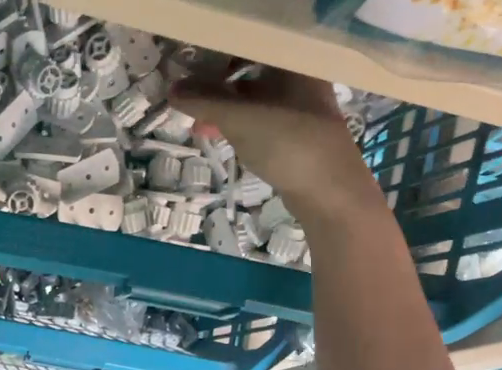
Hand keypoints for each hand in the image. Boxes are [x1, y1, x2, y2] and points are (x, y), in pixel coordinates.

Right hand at [173, 69, 379, 224]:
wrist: (328, 192)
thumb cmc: (289, 144)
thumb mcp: (241, 119)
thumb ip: (206, 102)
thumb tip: (172, 90)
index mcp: (295, 60)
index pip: (250, 45)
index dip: (218, 56)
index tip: (192, 71)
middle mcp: (301, 77)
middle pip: (251, 72)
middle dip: (217, 87)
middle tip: (190, 100)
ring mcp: (300, 107)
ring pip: (254, 99)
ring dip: (224, 109)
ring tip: (197, 124)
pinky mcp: (296, 134)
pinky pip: (260, 120)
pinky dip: (238, 126)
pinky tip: (219, 137)